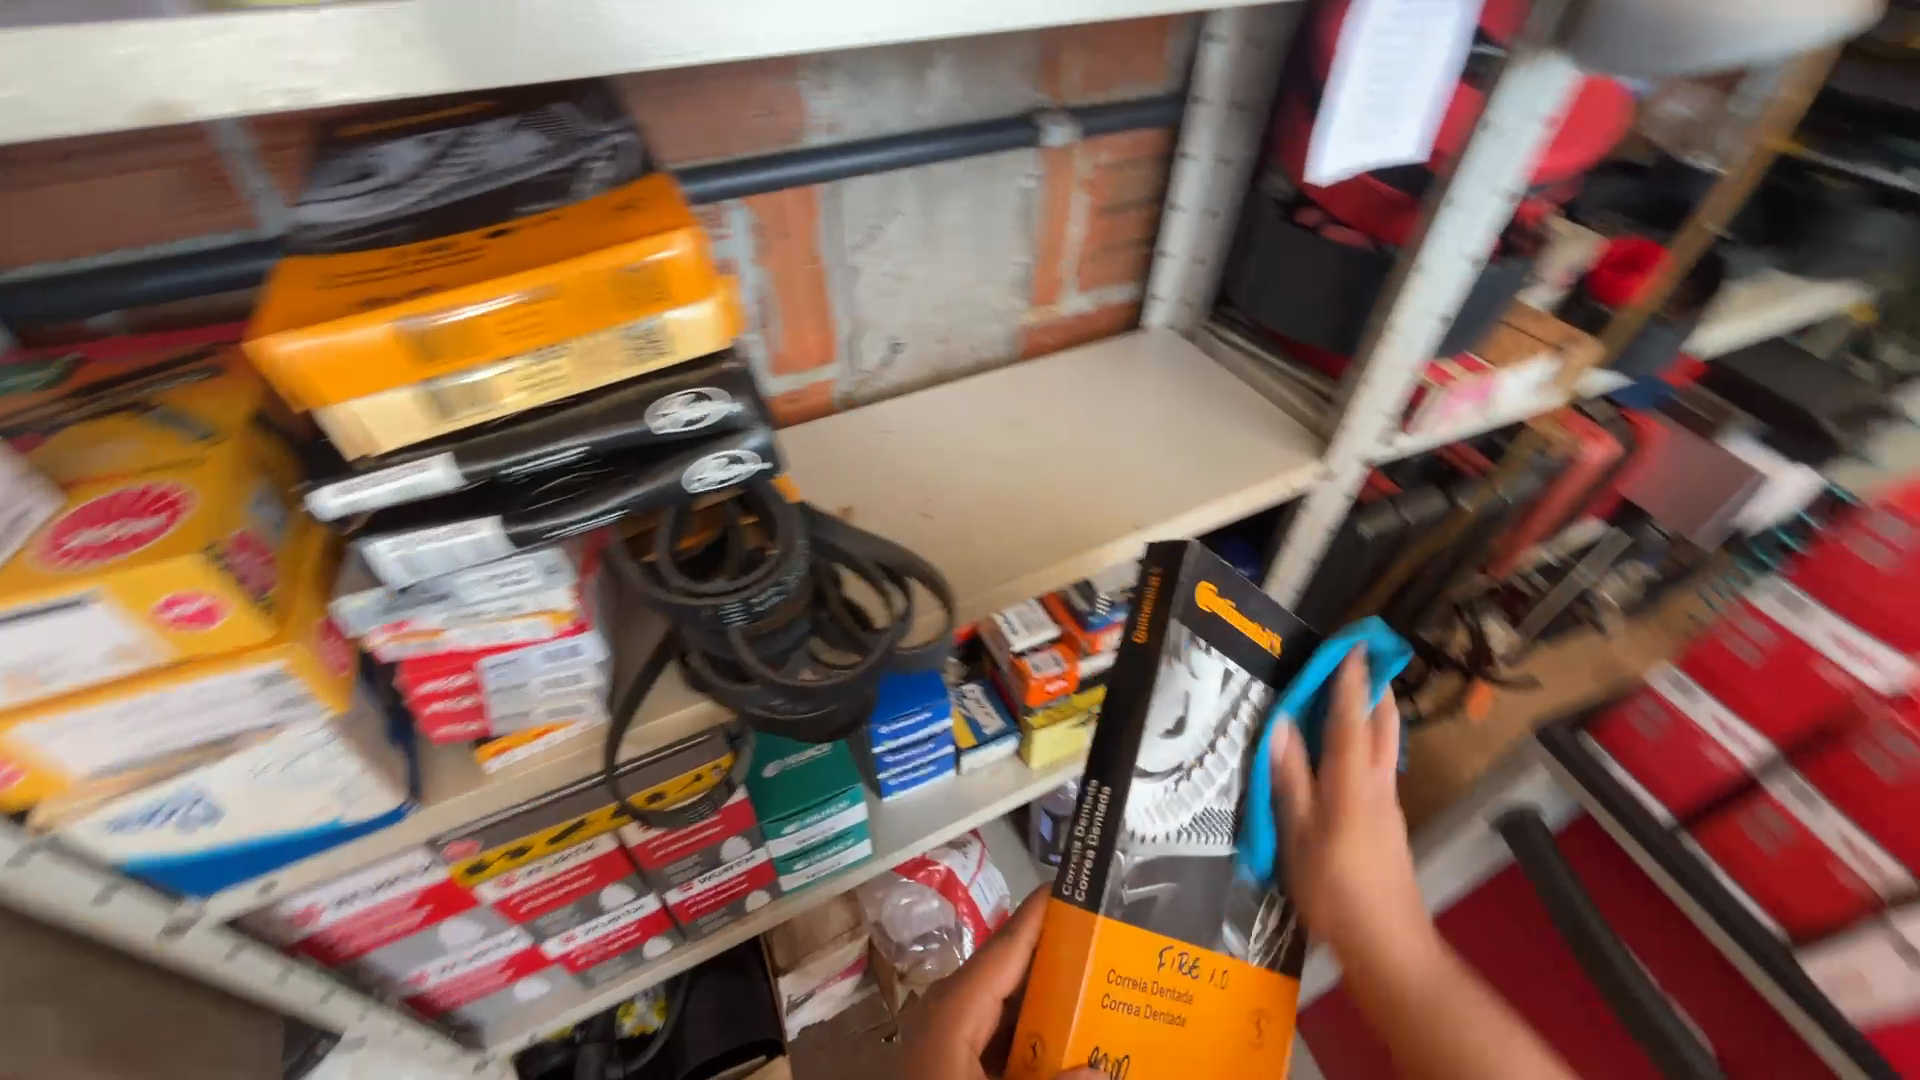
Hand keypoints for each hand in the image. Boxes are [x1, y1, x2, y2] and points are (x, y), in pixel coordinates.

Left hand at [903, 890, 1100, 1079]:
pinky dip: (1032, 1033)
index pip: (1005, 946)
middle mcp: (951, 1011)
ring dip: (1047, 997)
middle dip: (1055, 955)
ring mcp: (951, 1039)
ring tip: (1097, 982)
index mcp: (954, 1008)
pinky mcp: (954, 1062)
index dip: (1039, 915)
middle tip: (1104, 937)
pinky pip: (1000, 1035)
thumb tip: (1100, 1069)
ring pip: (1007, 1005)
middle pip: (1010, 971)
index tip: (1072, 885)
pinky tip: (1066, 1041)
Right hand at [1271, 649, 1435, 964]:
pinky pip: (1379, 766)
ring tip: (1357, 692)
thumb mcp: (1299, 835)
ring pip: (1385, 747)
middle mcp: (1376, 786)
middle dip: (1375, 690)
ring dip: (1374, 714)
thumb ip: (1290, 779)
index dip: (1349, 683)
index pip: (1351, 721)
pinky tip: (1349, 750)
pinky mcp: (1387, 824)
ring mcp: (1387, 806)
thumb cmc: (1336, 890)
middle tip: (1365, 660)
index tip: (1351, 647)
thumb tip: (1281, 726)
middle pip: (1383, 728)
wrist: (1389, 947)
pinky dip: (1369, 742)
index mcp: (1352, 784)